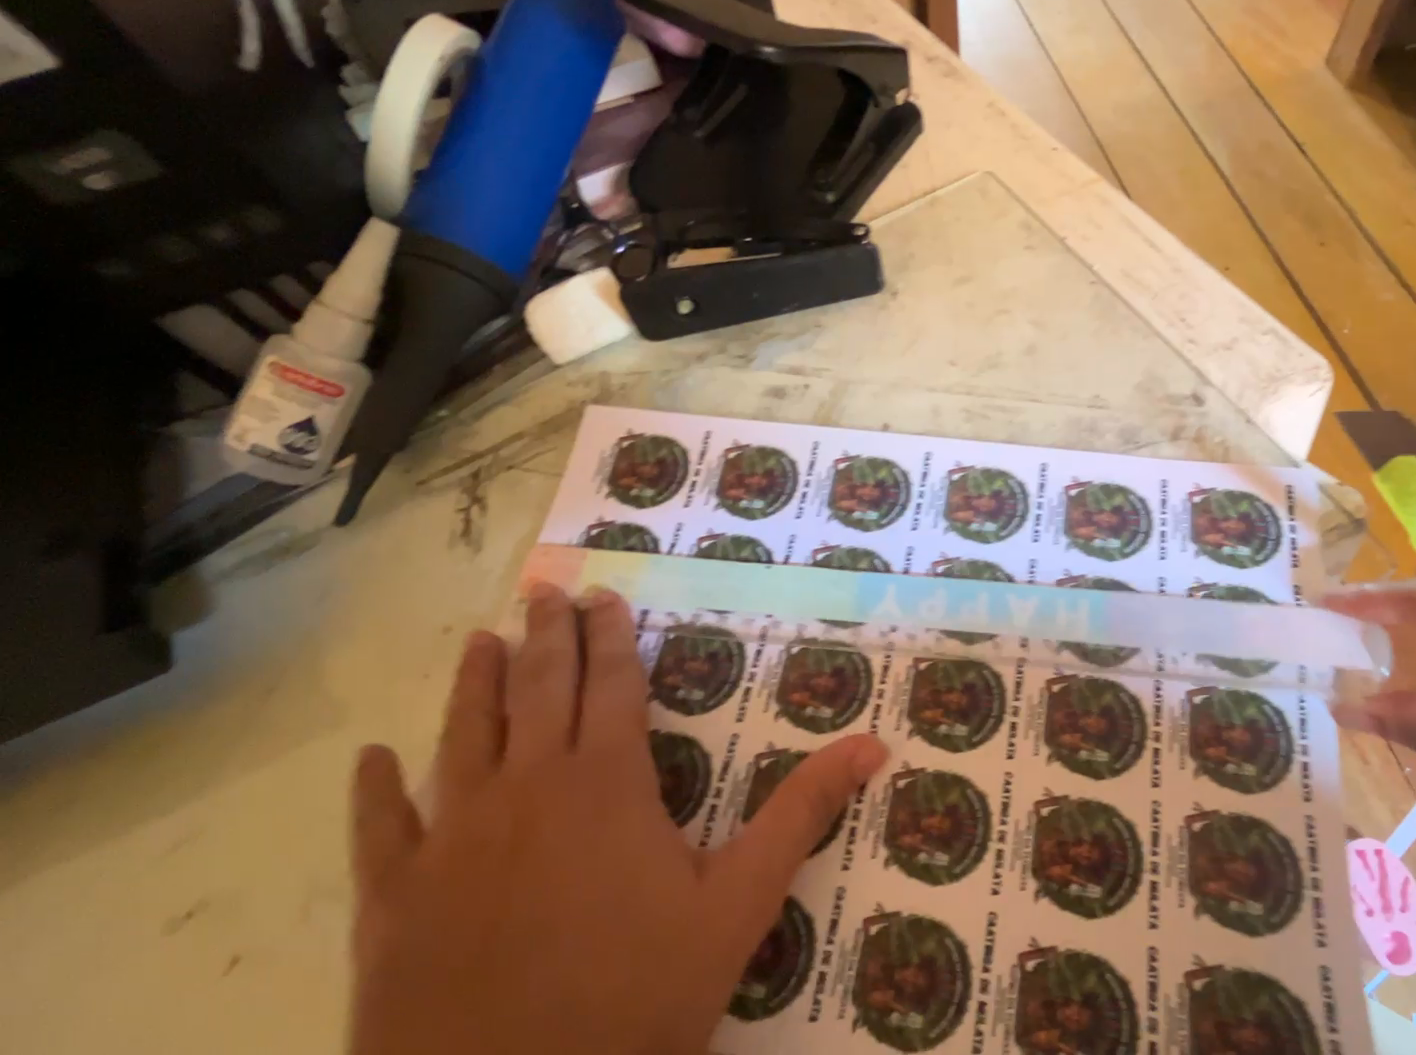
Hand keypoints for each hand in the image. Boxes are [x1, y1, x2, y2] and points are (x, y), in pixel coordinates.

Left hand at [348, 583, 888, 1054]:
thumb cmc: (639, 993)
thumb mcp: (741, 902)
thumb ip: (802, 813)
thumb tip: (872, 743)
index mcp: (606, 783)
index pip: (610, 686)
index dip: (608, 638)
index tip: (601, 596)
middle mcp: (526, 787)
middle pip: (536, 691)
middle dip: (545, 637)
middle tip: (543, 591)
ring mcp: (452, 836)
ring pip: (463, 735)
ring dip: (472, 683)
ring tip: (479, 639)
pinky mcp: (393, 896)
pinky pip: (379, 826)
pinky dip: (375, 788)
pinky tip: (373, 758)